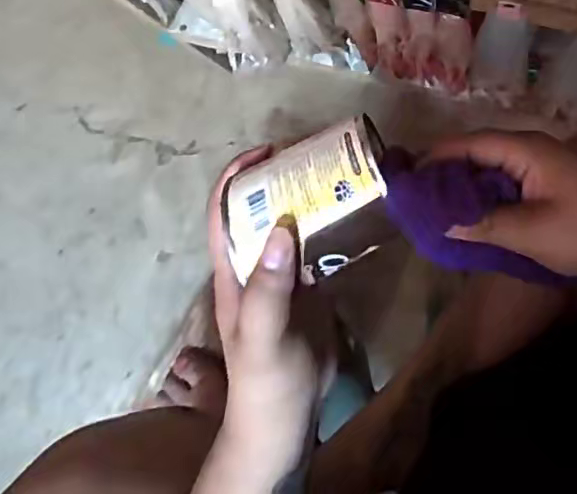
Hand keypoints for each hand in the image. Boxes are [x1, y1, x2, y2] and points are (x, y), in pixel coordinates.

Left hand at [198, 148, 332, 491]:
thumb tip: (279, 227)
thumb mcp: (262, 338)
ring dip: (307, 195)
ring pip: (290, 221)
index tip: (266, 151)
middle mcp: (255, 264)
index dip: (235, 177)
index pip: (222, 212)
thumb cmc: (265, 384)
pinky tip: (354, 211)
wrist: (288, 425)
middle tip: (314, 155)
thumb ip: (267, 288)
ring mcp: (283, 274)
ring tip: (338, 171)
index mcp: (232, 271)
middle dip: (279, 176)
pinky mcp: (310, 285)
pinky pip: (317, 243)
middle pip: (259, 208)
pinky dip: (330, 222)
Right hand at [424, 129, 576, 276]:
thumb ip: (486, 226)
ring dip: (466, 179)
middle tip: (417, 190)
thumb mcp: (532, 234)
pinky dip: (484, 188)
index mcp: (526, 150)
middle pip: (478, 149)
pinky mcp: (545, 177)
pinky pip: (504, 175)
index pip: (472, 143)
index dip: (439, 155)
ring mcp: (539, 161)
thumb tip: (443, 223)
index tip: (410, 171)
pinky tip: (471, 209)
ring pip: (491, 162)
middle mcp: (530, 147)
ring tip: (436, 200)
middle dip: (447, 167)